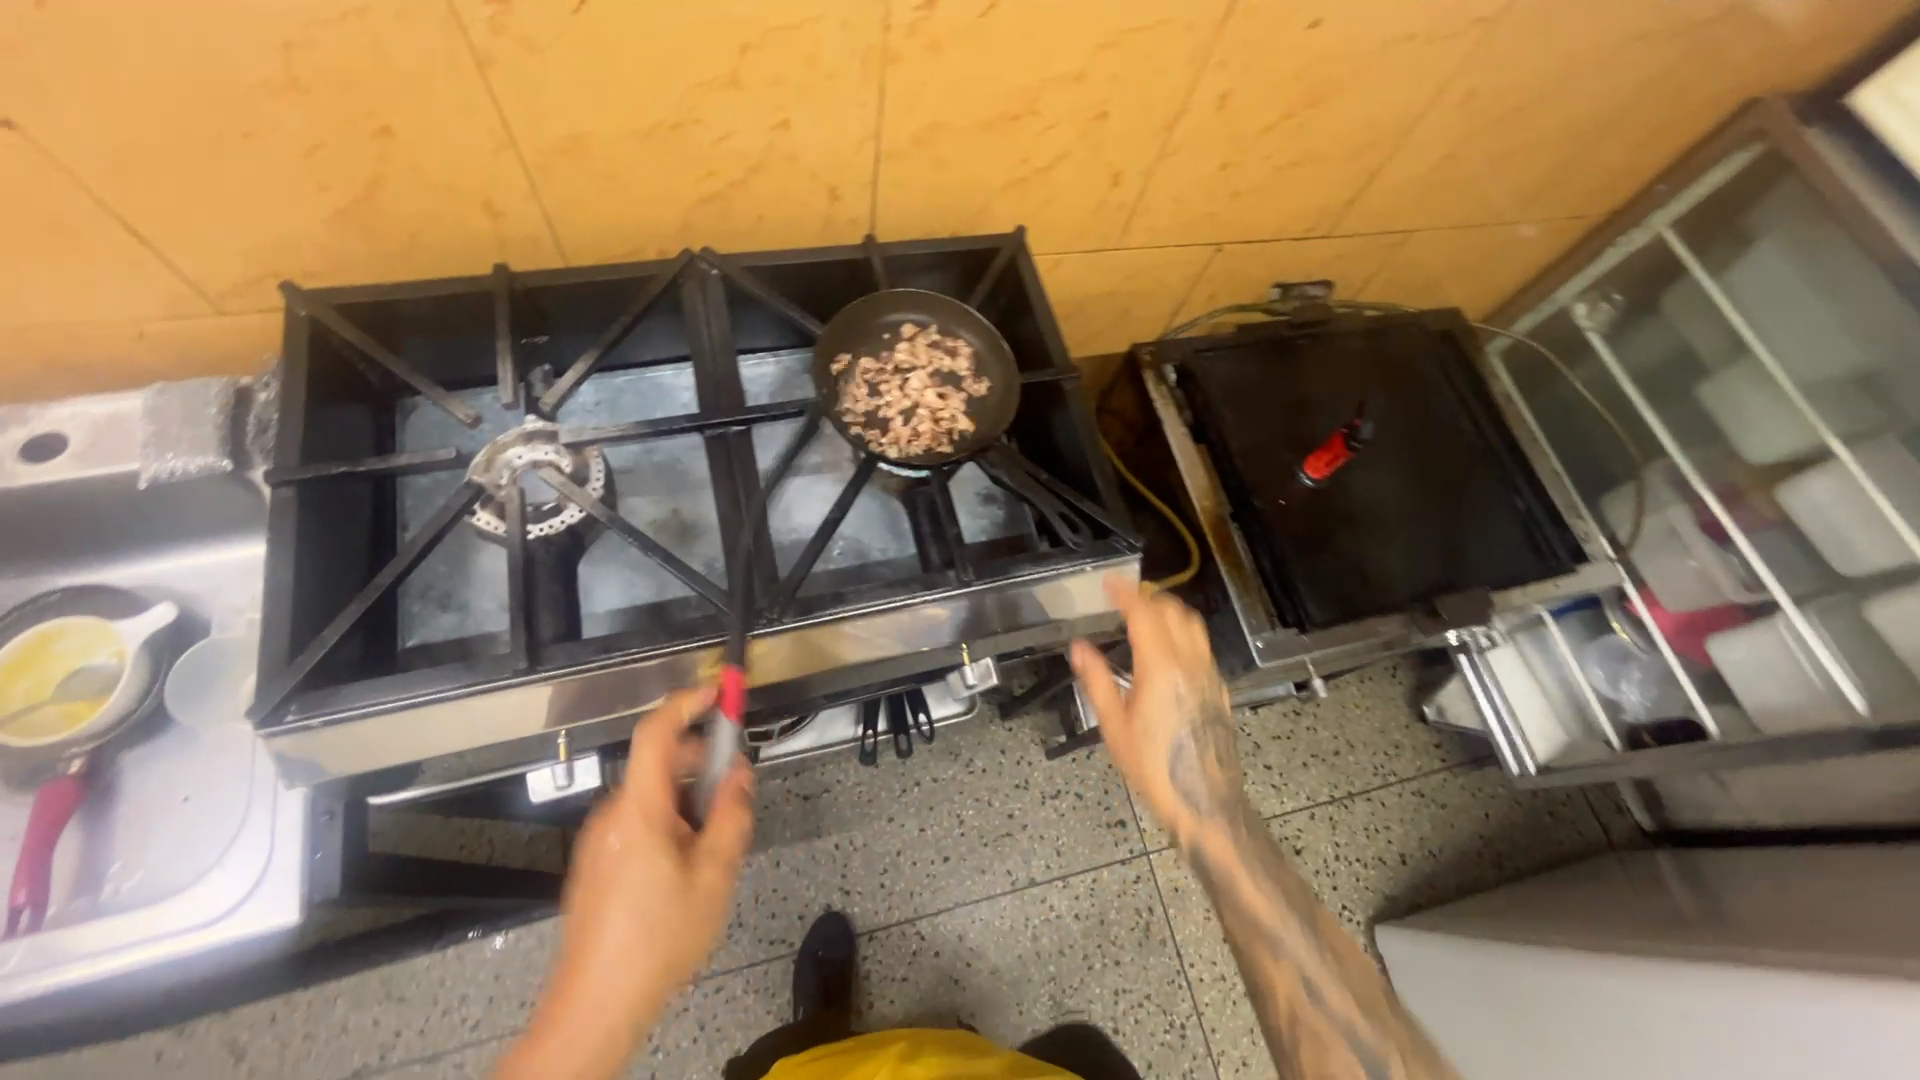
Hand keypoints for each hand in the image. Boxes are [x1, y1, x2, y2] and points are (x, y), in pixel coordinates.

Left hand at [501, 686, 753, 1079]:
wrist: (596, 1005)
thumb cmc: (659, 937)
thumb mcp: (715, 874)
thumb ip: (733, 815)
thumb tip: (739, 775)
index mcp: (640, 809)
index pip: (657, 732)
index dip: (688, 702)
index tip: (719, 691)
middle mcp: (612, 816)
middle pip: (658, 765)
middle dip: (701, 765)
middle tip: (735, 793)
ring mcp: (599, 842)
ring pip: (651, 798)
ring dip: (688, 802)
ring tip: (715, 846)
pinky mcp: (596, 866)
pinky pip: (637, 824)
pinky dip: (669, 824)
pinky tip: (687, 869)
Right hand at [1070, 577, 1243, 842]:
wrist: (1204, 800)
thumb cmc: (1153, 767)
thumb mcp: (1114, 727)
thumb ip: (1097, 681)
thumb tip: (1080, 648)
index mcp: (1161, 668)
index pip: (1145, 615)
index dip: (1127, 593)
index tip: (1111, 582)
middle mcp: (1190, 663)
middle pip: (1174, 611)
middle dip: (1150, 596)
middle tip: (1126, 595)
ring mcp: (1208, 675)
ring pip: (1193, 625)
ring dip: (1170, 610)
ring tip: (1147, 613)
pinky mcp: (1218, 689)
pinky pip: (1202, 646)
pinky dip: (1183, 632)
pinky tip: (1169, 647)